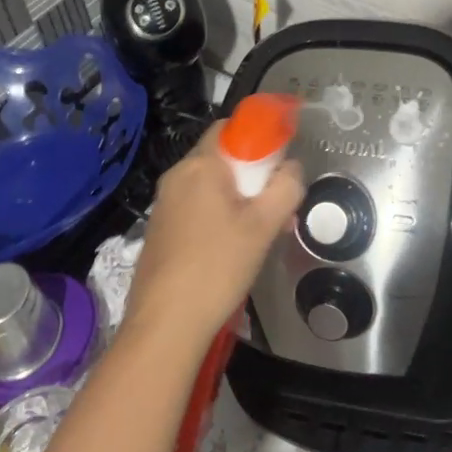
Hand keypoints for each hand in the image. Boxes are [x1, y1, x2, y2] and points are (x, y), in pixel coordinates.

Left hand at [122, 123, 304, 351]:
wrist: (165, 324)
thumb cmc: (217, 268)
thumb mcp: (264, 226)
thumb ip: (286, 188)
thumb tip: (292, 168)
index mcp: (200, 165)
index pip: (230, 127)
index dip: (259, 138)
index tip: (280, 165)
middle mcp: (176, 175)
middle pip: (221, 157)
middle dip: (252, 175)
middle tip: (276, 205)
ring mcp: (164, 203)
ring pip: (209, 185)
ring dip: (237, 199)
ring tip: (259, 233)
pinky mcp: (159, 230)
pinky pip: (195, 207)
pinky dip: (217, 216)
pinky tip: (231, 249)